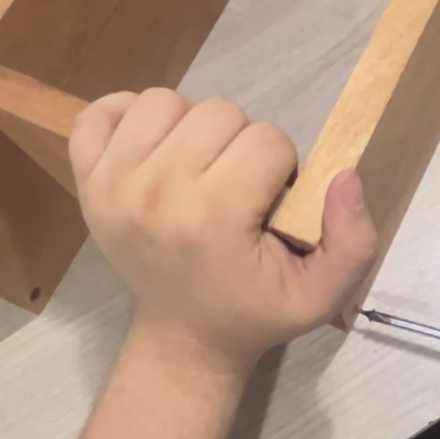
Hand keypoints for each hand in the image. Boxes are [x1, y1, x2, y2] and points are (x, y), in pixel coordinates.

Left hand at [70, 89, 378, 374]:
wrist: (184, 337)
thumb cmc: (254, 310)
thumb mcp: (321, 295)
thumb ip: (353, 241)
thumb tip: (345, 176)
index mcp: (212, 219)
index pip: (268, 140)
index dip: (281, 167)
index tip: (267, 204)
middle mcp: (155, 193)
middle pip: (219, 112)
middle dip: (241, 145)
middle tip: (236, 187)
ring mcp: (112, 183)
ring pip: (167, 101)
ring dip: (192, 127)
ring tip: (199, 168)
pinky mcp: (86, 180)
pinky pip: (102, 110)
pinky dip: (130, 119)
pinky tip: (154, 149)